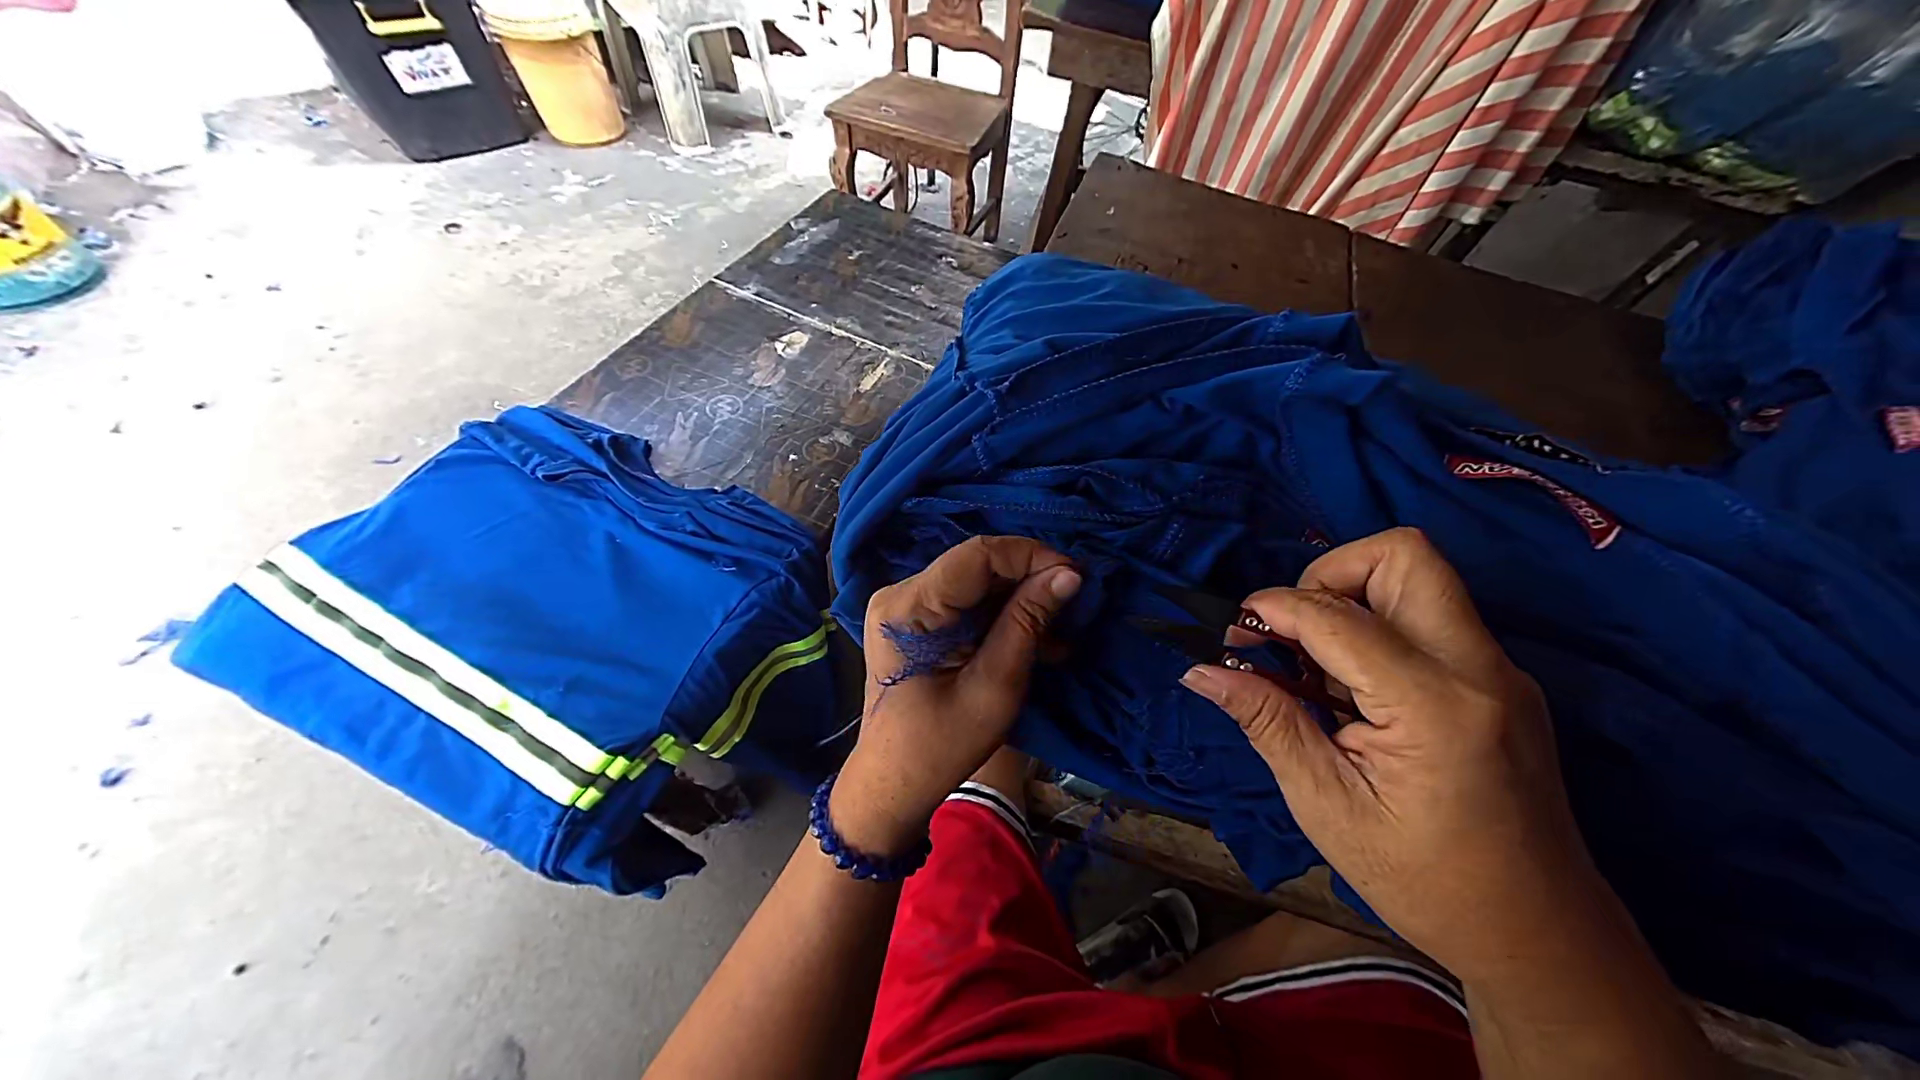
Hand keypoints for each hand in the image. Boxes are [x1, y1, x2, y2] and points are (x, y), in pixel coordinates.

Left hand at [832, 536, 1080, 855]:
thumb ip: (1028, 623)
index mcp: (908, 607)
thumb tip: (1069, 575)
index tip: (1077, 577)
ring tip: (1061, 631)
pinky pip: (968, 602)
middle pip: (977, 565)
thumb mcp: (994, 686)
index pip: (977, 555)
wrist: (893, 784)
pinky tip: (1037, 639)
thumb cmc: (940, 747)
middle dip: (1031, 579)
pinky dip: (1003, 616)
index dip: (1031, 556)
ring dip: (1022, 600)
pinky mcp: (917, 620)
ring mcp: (905, 605)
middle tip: (1076, 604)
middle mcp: (900, 593)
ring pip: (977, 582)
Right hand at [1179, 527, 1600, 979]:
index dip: (1271, 609)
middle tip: (1292, 633)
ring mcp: (1499, 669)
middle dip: (1327, 574)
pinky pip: (1428, 614)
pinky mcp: (1500, 679)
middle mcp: (1479, 668)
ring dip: (1351, 597)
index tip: (1234, 635)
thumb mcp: (1326, 805)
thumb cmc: (1425, 882)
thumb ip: (1266, 722)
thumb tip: (1201, 670)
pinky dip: (1376, 626)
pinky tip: (1354, 691)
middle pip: (1402, 554)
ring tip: (1319, 667)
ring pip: (1418, 575)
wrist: (1541, 935)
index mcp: (1435, 706)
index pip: (1337, 616)